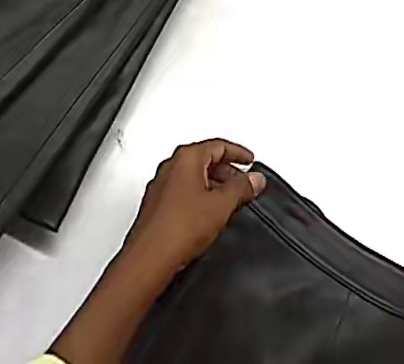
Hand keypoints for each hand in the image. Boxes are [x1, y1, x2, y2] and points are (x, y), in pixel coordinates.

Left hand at [48, 140, 267, 363]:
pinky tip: (206, 215)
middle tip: (242, 181)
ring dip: (212, 184)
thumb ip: (241, 188)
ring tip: (228, 200)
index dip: (238, 153)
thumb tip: (254, 179)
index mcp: (186, 158)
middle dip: (226, 170)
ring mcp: (161, 185)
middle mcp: (171, 167)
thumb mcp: (221, 205)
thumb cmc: (176, 228)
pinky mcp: (156, 205)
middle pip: (204, 158)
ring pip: (192, 176)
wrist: (149, 258)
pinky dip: (198, 196)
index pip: (218, 145)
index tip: (249, 160)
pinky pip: (182, 192)